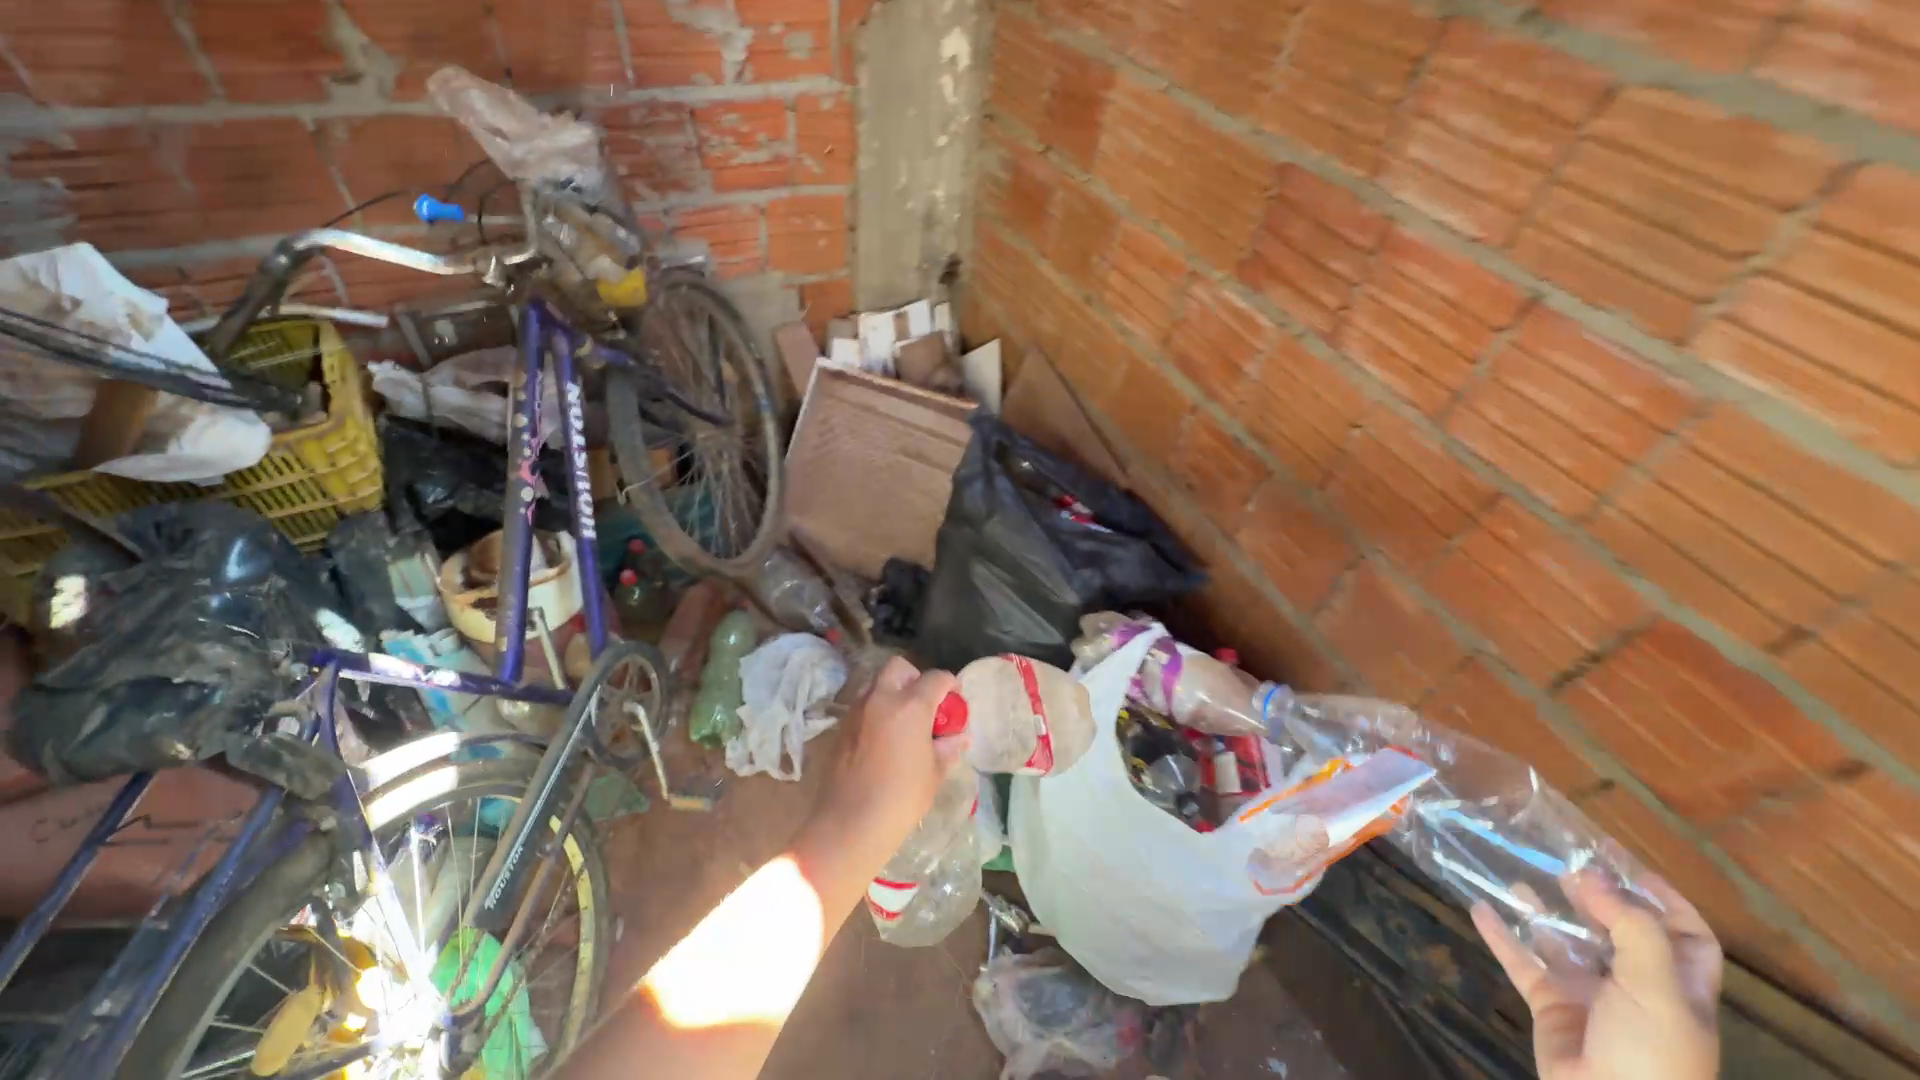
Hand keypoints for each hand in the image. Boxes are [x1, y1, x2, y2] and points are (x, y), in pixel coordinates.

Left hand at [812, 656, 967, 851]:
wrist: (850, 822)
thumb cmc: (901, 798)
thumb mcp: (934, 773)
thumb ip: (949, 748)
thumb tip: (960, 736)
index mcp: (910, 705)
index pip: (936, 678)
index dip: (950, 684)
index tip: (956, 699)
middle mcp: (881, 698)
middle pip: (899, 668)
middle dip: (916, 678)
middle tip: (926, 705)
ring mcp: (856, 710)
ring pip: (877, 684)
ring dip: (893, 692)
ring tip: (904, 722)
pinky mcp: (841, 727)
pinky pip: (863, 705)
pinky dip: (876, 710)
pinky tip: (884, 738)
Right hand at [1473, 873, 1721, 1079]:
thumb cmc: (1652, 1052)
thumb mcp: (1655, 988)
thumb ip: (1629, 928)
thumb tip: (1593, 876)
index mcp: (1677, 985)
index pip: (1686, 935)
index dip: (1664, 900)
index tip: (1626, 863)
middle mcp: (1636, 986)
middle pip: (1617, 931)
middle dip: (1595, 896)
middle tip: (1562, 861)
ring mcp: (1590, 996)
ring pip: (1563, 941)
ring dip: (1542, 910)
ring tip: (1517, 875)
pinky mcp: (1551, 1006)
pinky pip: (1521, 962)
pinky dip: (1499, 935)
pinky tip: (1479, 907)